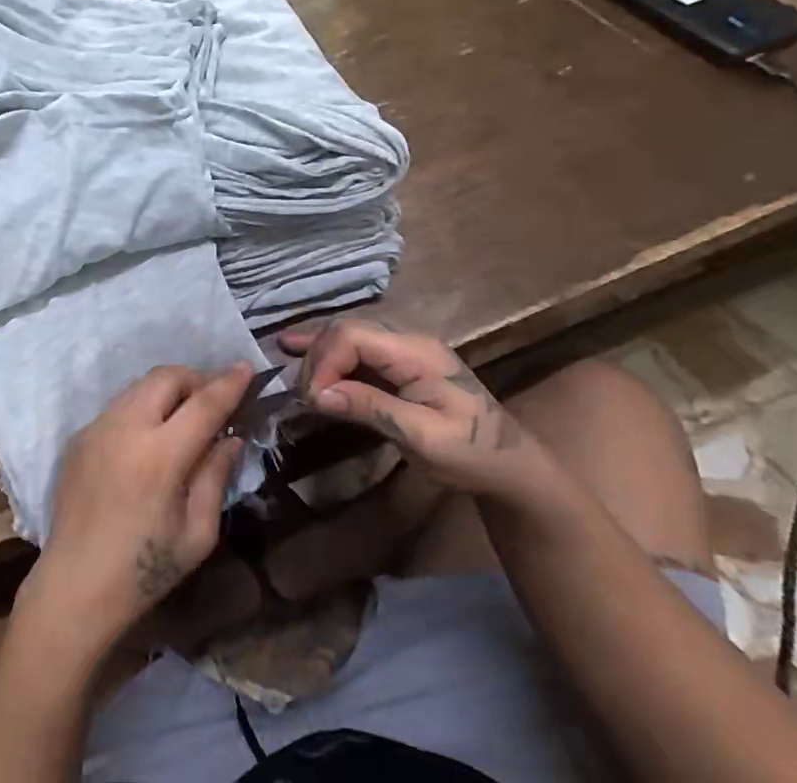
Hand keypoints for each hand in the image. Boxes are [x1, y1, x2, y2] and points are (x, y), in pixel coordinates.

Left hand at [17, 363, 251, 658]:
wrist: (75, 584)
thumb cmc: (145, 569)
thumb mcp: (198, 532)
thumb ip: (215, 476)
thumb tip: (230, 438)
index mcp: (159, 456)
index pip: (203, 403)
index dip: (229, 384)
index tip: (246, 368)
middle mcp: (123, 429)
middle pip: (164, 377)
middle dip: (194, 379)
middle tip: (213, 400)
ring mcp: (95, 429)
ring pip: (137, 387)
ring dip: (166, 391)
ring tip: (184, 416)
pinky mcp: (78, 438)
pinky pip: (117, 407)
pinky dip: (141, 409)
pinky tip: (149, 439)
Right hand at [278, 319, 546, 501]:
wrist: (510, 467)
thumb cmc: (472, 453)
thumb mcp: (423, 437)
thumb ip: (371, 408)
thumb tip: (317, 394)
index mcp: (418, 353)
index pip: (353, 336)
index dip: (323, 361)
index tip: (311, 398)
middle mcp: (407, 341)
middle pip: (346, 329)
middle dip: (316, 357)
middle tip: (304, 395)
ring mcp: (402, 350)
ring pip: (345, 335)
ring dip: (316, 351)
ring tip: (286, 364)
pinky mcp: (395, 364)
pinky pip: (353, 349)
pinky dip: (325, 353)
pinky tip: (297, 349)